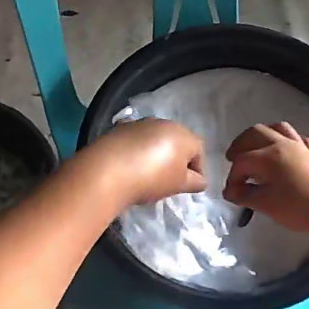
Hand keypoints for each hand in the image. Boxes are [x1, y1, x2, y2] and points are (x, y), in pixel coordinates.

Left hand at [83, 118, 206, 205]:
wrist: (108, 171)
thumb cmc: (152, 178)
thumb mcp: (179, 184)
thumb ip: (195, 182)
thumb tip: (201, 180)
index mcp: (183, 134)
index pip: (198, 151)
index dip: (197, 170)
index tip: (189, 186)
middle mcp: (163, 123)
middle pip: (177, 141)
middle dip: (176, 159)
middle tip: (169, 180)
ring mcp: (140, 123)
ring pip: (156, 139)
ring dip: (156, 153)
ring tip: (148, 174)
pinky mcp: (120, 128)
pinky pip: (136, 140)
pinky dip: (137, 151)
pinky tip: (131, 166)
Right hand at [223, 122, 308, 233]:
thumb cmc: (297, 209)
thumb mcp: (266, 204)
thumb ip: (245, 196)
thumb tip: (232, 192)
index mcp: (268, 156)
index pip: (241, 162)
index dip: (232, 178)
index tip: (232, 194)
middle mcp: (282, 144)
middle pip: (254, 134)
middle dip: (240, 146)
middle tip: (232, 161)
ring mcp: (300, 147)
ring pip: (277, 128)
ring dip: (262, 136)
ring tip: (255, 149)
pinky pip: (298, 139)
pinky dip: (287, 141)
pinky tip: (284, 153)